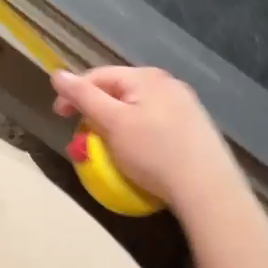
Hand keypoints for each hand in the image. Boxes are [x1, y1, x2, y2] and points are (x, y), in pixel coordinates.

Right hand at [51, 66, 244, 214]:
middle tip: (85, 139)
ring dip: (116, 126)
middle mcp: (168, 84)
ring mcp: (187, 107)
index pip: (98, 77)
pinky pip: (156, 125)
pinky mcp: (197, 131)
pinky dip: (139, 136)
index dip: (73, 94)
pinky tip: (140, 156)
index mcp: (146, 77)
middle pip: (118, 93)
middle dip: (96, 114)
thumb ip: (83, 96)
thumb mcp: (112, 123)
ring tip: (109, 150)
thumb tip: (57, 74)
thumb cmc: (154, 153)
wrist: (210, 193)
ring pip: (137, 110)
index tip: (60, 117)